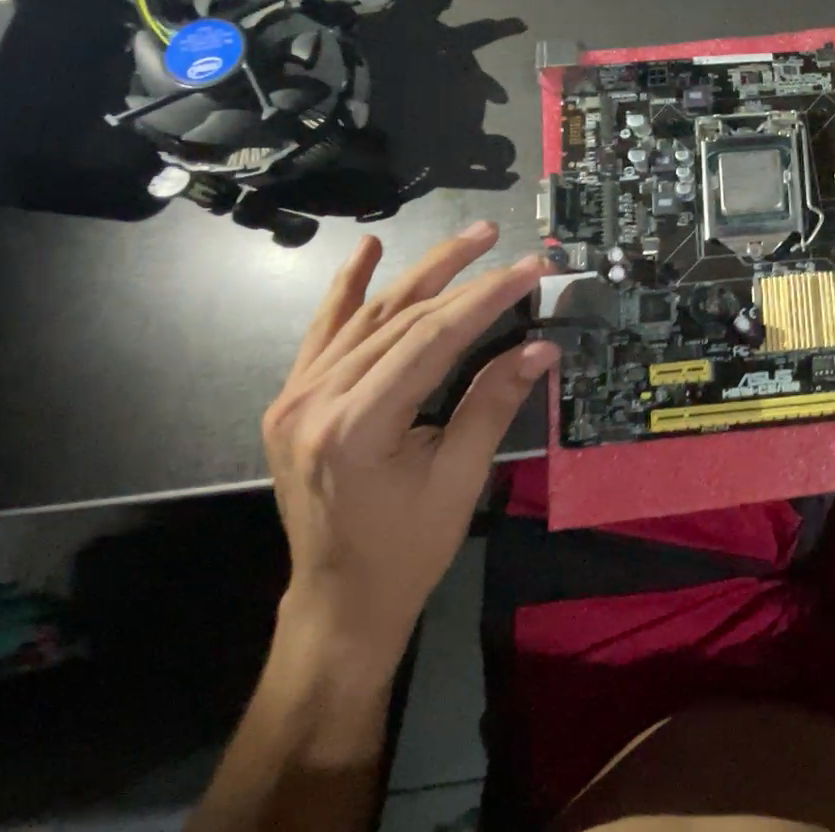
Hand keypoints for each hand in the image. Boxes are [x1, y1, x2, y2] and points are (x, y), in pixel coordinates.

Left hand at [262, 223, 557, 661]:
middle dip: (459, 277)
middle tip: (503, 243)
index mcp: (357, 424)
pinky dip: (347, 291)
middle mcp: (315, 400)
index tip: (529, 269)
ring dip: (418, 274)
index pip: (433, 338)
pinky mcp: (294, 401)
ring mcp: (295, 397)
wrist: (343, 594)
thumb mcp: (460, 476)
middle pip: (398, 318)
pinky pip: (325, 334)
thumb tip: (541, 347)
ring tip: (464, 240)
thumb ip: (493, 403)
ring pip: (366, 318)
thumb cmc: (410, 545)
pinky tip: (367, 254)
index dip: (487, 299)